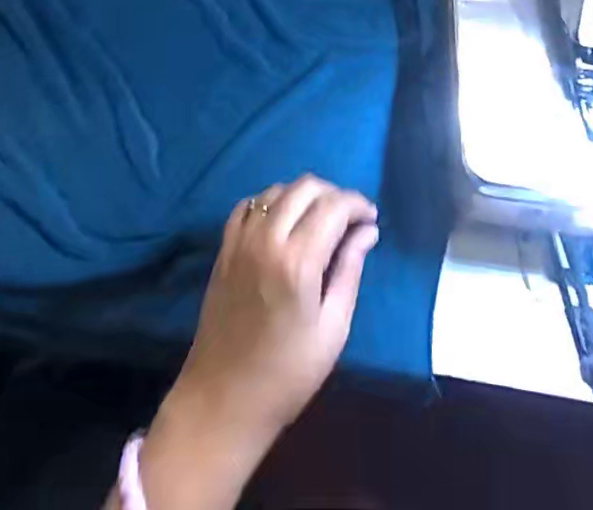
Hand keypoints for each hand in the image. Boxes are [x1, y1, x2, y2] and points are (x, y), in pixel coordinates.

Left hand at [127, 177, 377, 509]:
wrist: (221, 404)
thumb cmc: (287, 373)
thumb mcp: (333, 326)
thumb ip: (350, 269)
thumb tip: (367, 231)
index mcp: (297, 261)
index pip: (334, 206)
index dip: (358, 205)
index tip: (371, 220)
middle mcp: (266, 241)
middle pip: (306, 187)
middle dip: (335, 195)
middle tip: (350, 220)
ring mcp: (239, 244)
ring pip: (277, 191)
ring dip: (304, 196)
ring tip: (320, 221)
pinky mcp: (223, 252)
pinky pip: (247, 206)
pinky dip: (270, 204)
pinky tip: (283, 224)